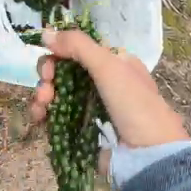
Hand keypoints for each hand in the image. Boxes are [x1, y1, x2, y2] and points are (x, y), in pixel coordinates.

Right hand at [29, 28, 187, 147]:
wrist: (151, 157)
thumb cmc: (134, 104)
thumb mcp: (108, 66)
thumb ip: (77, 45)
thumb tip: (45, 33)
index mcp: (113, 62)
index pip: (77, 49)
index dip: (58, 54)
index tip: (49, 66)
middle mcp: (103, 82)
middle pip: (64, 71)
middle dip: (47, 78)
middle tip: (45, 90)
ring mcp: (94, 108)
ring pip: (59, 94)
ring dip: (43, 96)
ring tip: (39, 109)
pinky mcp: (86, 131)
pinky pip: (60, 117)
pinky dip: (46, 115)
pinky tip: (39, 118)